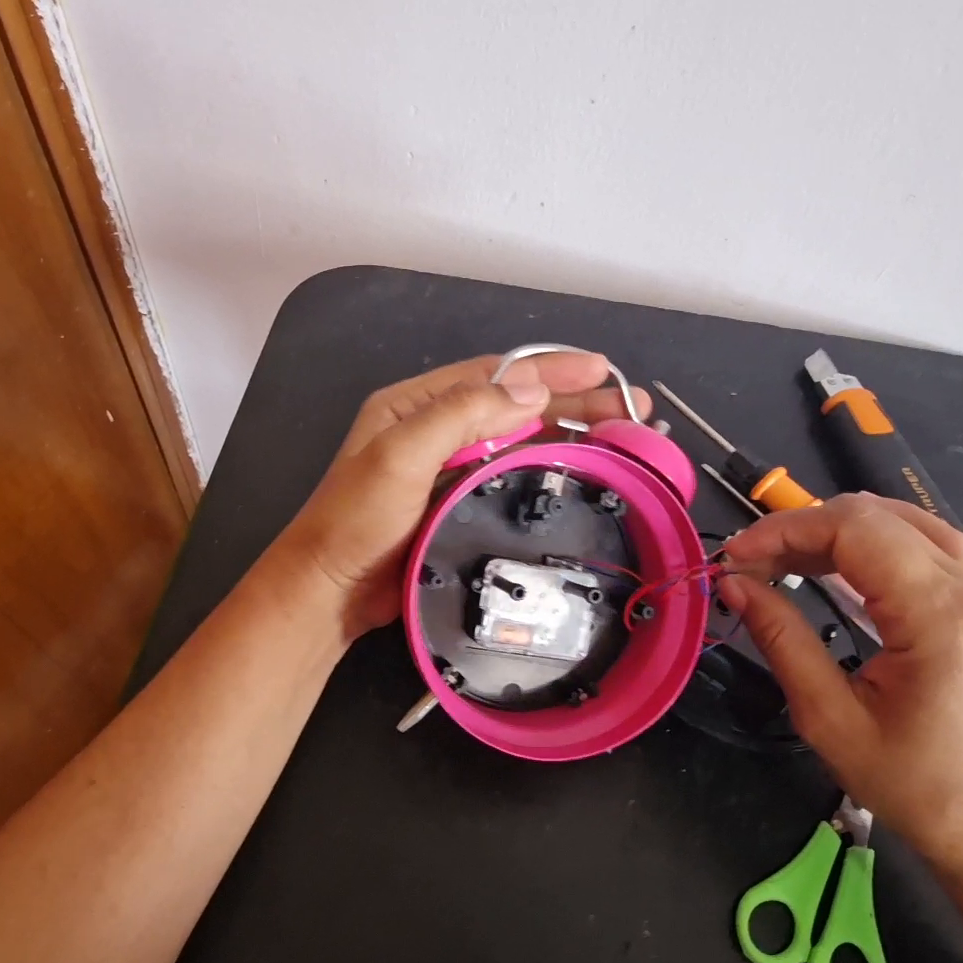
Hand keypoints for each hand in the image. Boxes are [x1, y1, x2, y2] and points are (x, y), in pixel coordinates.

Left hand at [273, 351, 648, 641]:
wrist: (330, 592)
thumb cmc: (357, 519)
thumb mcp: (401, 454)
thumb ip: (462, 415)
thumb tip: (531, 389)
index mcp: (415, 406)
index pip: (493, 376)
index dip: (549, 370)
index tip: (601, 371)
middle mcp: (435, 431)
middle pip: (514, 408)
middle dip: (571, 405)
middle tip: (631, 408)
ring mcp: (448, 472)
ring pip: (518, 442)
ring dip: (568, 437)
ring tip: (622, 438)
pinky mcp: (458, 507)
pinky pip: (511, 479)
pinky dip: (548, 472)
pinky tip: (582, 475)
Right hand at [717, 494, 962, 895]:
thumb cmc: (921, 787)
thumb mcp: (831, 718)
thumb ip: (781, 639)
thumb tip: (734, 585)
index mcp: (938, 611)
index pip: (852, 527)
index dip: (782, 531)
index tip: (733, 561)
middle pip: (875, 515)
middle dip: (800, 528)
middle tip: (749, 565)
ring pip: (903, 523)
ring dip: (836, 531)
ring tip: (782, 562)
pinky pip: (924, 548)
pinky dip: (870, 546)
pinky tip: (835, 571)